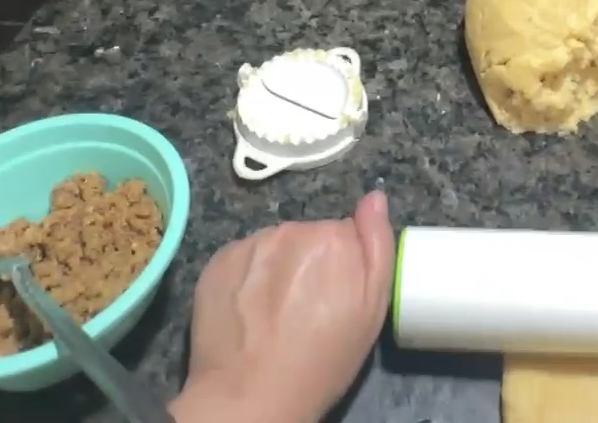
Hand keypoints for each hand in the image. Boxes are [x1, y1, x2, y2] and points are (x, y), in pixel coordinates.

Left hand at [169, 192, 395, 422]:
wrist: (248, 400)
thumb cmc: (321, 360)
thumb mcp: (371, 310)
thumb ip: (377, 244)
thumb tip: (375, 197)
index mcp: (334, 236)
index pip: (345, 234)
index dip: (343, 266)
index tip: (335, 298)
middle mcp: (292, 228)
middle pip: (310, 236)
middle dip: (310, 264)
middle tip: (306, 311)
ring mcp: (252, 242)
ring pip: (276, 246)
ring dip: (278, 268)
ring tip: (274, 314)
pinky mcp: (219, 258)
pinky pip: (245, 257)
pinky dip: (248, 276)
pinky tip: (248, 310)